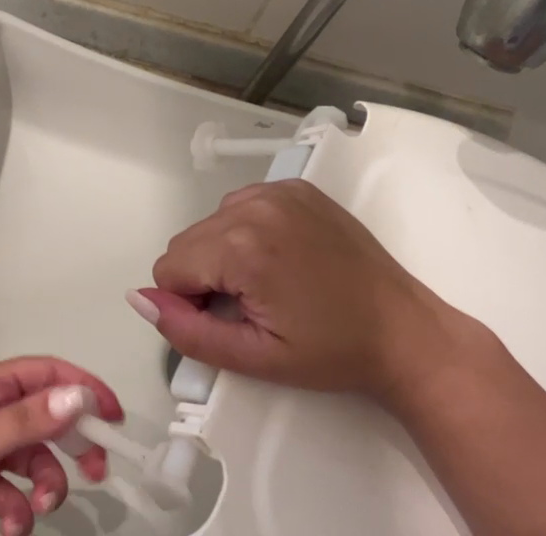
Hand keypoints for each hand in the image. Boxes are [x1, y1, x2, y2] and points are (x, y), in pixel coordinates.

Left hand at [0, 357, 123, 535]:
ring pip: (30, 460)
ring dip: (42, 485)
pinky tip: (8, 523)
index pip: (46, 374)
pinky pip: (8, 491)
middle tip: (93, 472)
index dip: (82, 389)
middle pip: (44, 420)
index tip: (113, 417)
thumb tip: (75, 395)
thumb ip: (28, 420)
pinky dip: (14, 509)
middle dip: (70, 446)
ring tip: (36, 506)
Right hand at [130, 180, 478, 408]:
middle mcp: (251, 207)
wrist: (407, 334)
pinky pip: (238, 207)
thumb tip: (138, 299)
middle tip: (253, 307)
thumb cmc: (334, 353)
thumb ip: (188, 331)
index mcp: (241, 247)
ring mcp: (275, 192)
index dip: (191, 303)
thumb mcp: (256, 358)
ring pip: (208, 225)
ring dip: (222, 254)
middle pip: (185, 243)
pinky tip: (280, 258)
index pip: (169, 269)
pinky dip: (245, 232)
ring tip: (270, 283)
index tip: (235, 321)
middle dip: (204, 277)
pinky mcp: (293, 188)